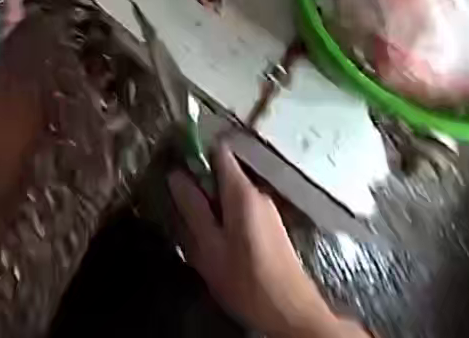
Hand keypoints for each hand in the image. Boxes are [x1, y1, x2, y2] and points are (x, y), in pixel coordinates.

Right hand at [171, 147, 364, 337]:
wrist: (293, 317)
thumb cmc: (247, 281)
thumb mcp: (210, 247)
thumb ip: (192, 208)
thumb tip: (175, 175)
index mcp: (241, 190)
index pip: (217, 149)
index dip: (194, 151)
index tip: (176, 164)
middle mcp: (257, 192)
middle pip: (223, 173)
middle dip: (201, 184)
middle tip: (182, 205)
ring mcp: (267, 210)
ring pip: (232, 194)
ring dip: (213, 205)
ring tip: (198, 229)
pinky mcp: (272, 228)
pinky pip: (243, 209)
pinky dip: (228, 217)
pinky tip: (221, 243)